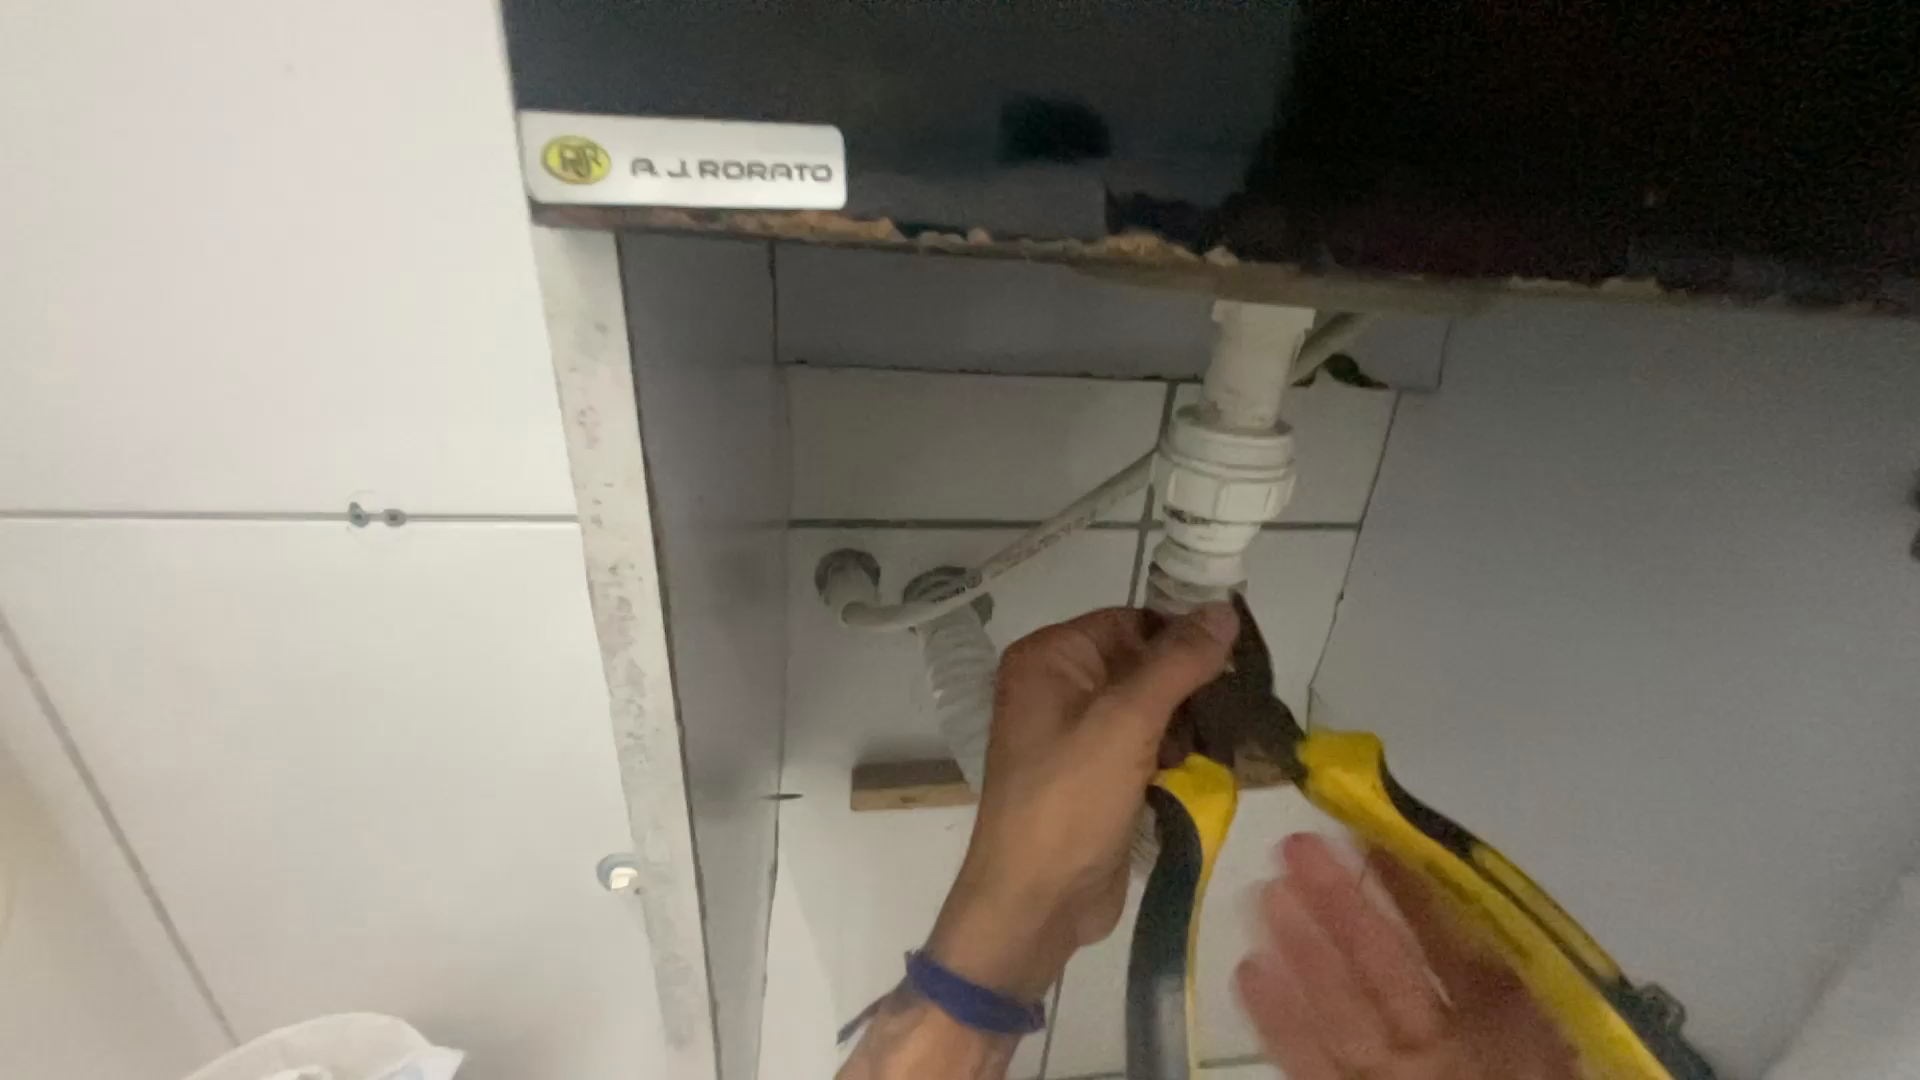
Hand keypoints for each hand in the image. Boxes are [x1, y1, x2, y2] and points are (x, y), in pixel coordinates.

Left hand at [924, 603, 1238, 1000]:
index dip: (1180, 637)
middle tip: (1231, 710)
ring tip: (1211, 746)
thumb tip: (1223, 608)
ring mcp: (1074, 731)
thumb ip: (1177, 662)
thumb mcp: (1125, 721)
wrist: (1035, 901)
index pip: (1128, 622)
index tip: (1236, 658)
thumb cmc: (1070, 799)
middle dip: (1185, 689)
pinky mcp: (1094, 771)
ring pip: (1148, 706)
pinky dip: (1170, 754)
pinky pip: (1142, 744)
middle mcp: (1057, 685)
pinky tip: (1191, 772)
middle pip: (1140, 663)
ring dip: (1183, 725)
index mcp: (1049, 657)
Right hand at [1237, 833, 1578, 1078]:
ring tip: (1267, 892)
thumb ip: (1559, 1009)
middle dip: (1345, 908)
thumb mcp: (1594, 1066)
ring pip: (1346, 1011)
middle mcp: (1455, 1059)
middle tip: (1298, 848)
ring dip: (1305, 951)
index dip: (1423, 897)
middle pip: (1391, 971)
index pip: (1467, 955)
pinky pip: (1316, 1069)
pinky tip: (1251, 972)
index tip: (1376, 840)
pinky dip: (1284, 1025)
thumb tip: (1521, 932)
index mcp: (1521, 1046)